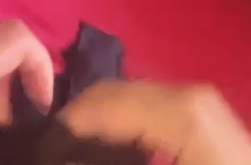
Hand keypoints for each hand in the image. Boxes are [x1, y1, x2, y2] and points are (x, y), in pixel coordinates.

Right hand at [59, 80, 250, 164]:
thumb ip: (120, 162)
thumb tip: (66, 158)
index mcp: (183, 114)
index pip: (108, 101)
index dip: (71, 123)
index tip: (44, 151)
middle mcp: (190, 95)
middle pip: (118, 92)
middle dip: (82, 119)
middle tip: (55, 149)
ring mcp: (202, 103)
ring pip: (133, 96)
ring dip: (103, 120)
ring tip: (78, 149)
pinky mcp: (207, 117)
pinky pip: (152, 107)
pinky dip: (126, 123)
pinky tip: (115, 150)